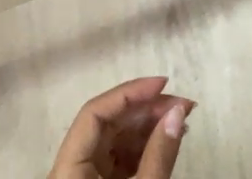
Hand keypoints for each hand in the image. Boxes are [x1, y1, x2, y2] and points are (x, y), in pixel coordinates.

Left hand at [49, 77, 192, 178]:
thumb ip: (157, 155)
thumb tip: (178, 111)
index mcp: (68, 168)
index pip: (93, 113)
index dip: (129, 92)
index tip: (164, 83)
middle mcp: (71, 168)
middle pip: (107, 124)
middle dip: (147, 109)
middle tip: (183, 105)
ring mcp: (83, 178)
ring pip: (115, 141)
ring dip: (149, 127)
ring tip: (181, 122)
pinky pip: (118, 159)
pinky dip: (143, 148)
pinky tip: (167, 141)